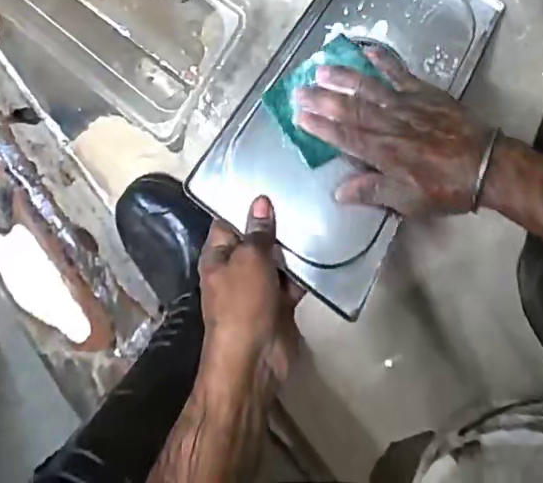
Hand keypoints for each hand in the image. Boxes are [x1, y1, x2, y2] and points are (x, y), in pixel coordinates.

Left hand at [198, 196, 299, 383]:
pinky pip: (293, 280)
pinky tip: (324, 247)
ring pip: (277, 258)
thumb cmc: (242, 303)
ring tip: (315, 211)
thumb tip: (261, 201)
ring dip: (293, 245)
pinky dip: (305, 270)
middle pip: (256, 237)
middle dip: (274, 221)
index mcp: (218, 255)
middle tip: (299, 190)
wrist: (255, 362)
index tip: (266, 179)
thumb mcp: (249, 259)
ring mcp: (258, 286)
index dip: (244, 202)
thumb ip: (258, 231)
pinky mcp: (279, 303)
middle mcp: (236, 268)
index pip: (228, 219)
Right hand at [293, 45, 495, 217]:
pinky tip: (367, 49)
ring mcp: (406, 104)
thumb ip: (373, 191)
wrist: (488, 165)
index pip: (344, 136)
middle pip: (349, 108)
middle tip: (299, 90)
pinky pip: (399, 72)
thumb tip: (338, 191)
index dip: (320, 126)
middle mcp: (389, 124)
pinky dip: (383, 59)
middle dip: (322, 99)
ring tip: (321, 67)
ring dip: (343, 77)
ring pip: (368, 87)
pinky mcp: (423, 92)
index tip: (300, 116)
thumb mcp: (409, 201)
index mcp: (383, 152)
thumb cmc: (446, 187)